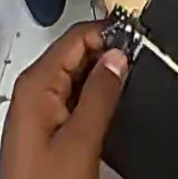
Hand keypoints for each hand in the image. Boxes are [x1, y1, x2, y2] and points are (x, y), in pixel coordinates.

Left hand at [0, 21, 128, 178]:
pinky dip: (94, 97)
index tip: (138, 38)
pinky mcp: (46, 132)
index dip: (106, 35)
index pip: (74, 38)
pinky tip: (114, 105)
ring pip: (75, 77)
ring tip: (134, 79)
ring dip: (102, 76)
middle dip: (106, 54)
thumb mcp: (79, 143)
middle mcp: (34, 90)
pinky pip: (73, 99)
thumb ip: (99, 96)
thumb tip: (117, 55)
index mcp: (37, 83)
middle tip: (142, 59)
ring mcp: (39, 111)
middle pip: (74, 54)